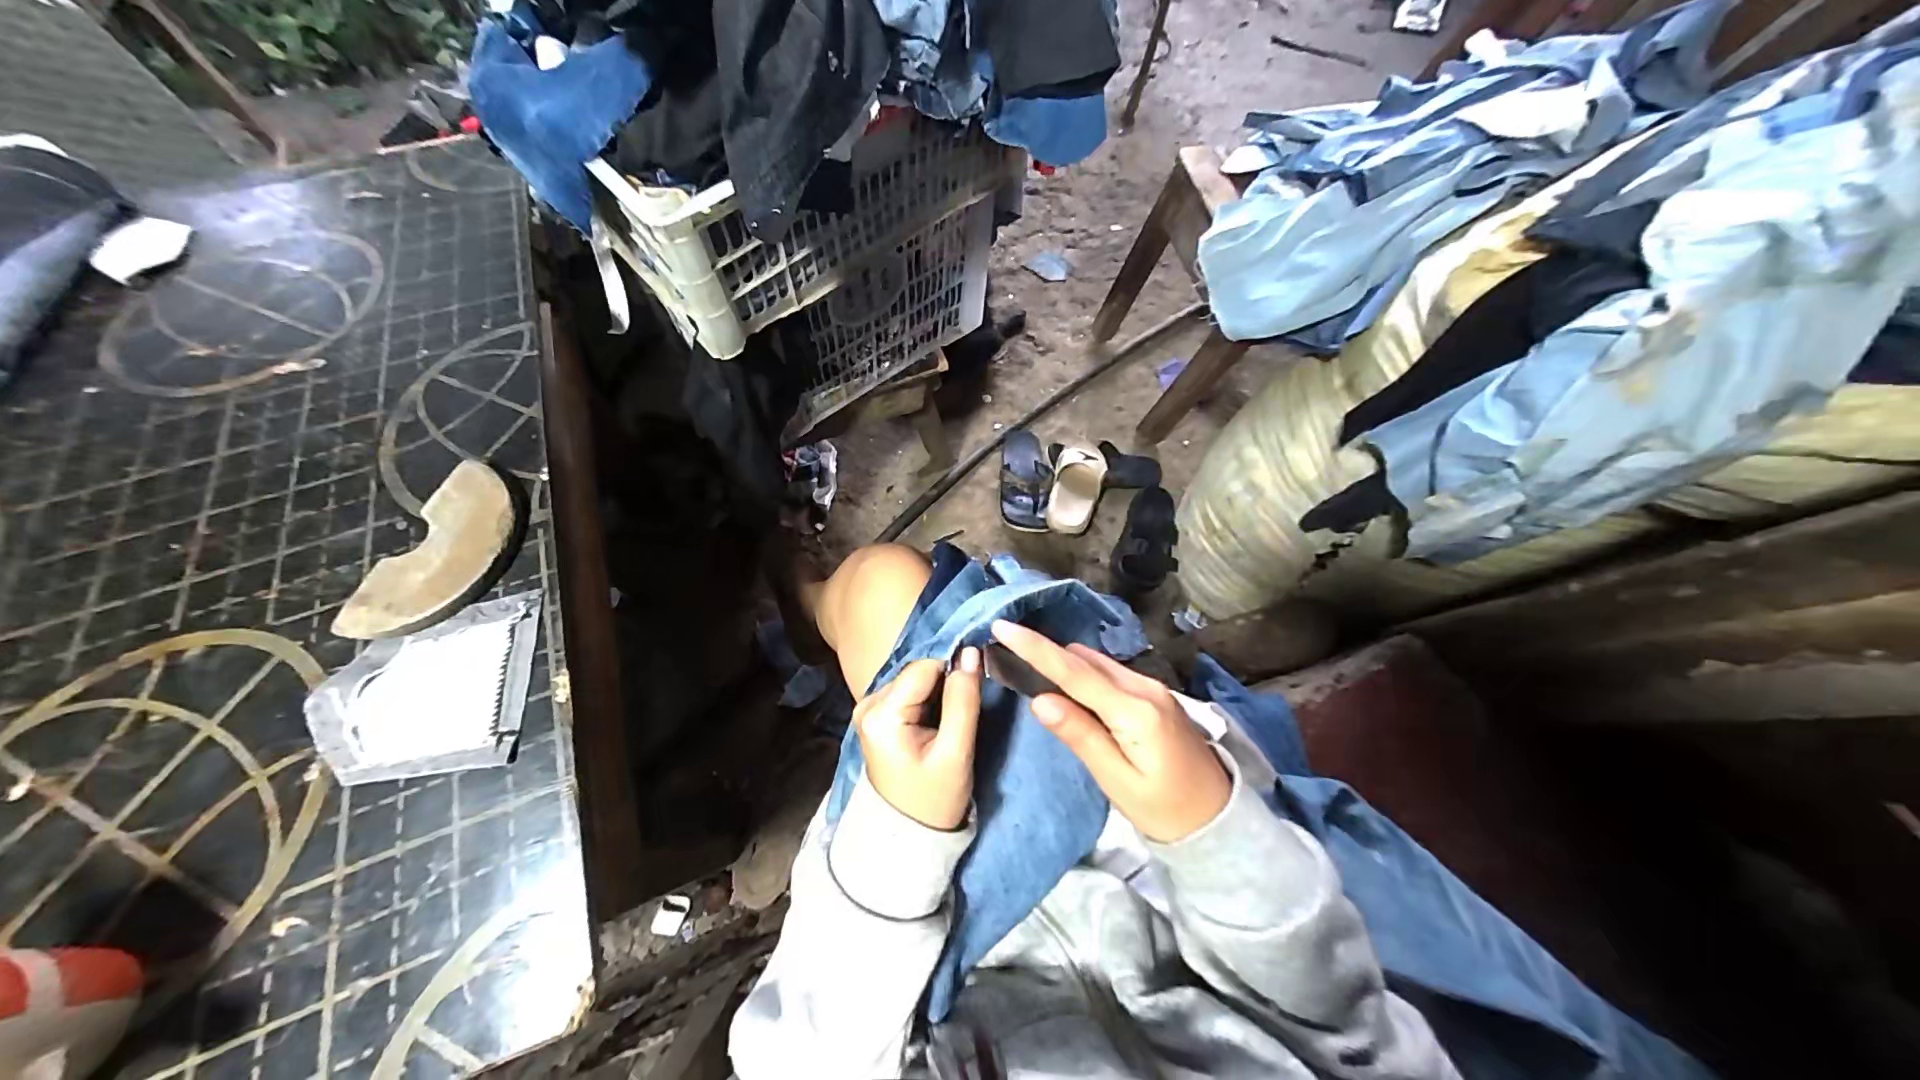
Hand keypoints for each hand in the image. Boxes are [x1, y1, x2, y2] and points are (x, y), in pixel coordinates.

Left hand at [853, 648, 982, 830]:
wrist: (909, 834)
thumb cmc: (934, 799)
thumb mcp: (956, 752)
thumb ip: (963, 700)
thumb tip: (971, 652)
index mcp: (881, 713)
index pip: (925, 668)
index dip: (954, 672)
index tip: (974, 692)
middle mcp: (868, 703)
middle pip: (919, 672)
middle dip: (946, 683)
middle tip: (963, 713)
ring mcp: (869, 708)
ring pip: (917, 680)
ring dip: (938, 692)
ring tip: (950, 722)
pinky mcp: (877, 714)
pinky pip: (910, 692)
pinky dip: (928, 701)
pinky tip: (937, 722)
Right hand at [990, 620, 1228, 841]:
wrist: (1220, 819)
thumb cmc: (1166, 810)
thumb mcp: (1118, 781)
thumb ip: (1081, 736)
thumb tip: (1041, 700)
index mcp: (1135, 711)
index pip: (1075, 672)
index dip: (1036, 648)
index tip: (1004, 626)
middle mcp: (1144, 688)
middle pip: (1085, 661)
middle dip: (1044, 649)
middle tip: (1005, 641)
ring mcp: (1153, 689)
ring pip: (1097, 664)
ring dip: (1063, 658)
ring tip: (1025, 655)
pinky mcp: (1154, 696)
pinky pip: (1110, 674)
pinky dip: (1083, 671)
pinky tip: (1065, 676)